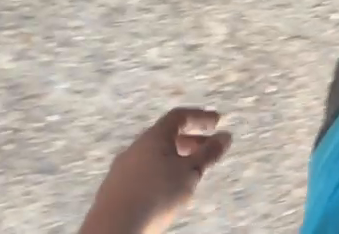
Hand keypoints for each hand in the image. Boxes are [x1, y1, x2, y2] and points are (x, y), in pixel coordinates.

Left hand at [79, 107, 232, 233]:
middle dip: (188, 141)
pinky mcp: (112, 190)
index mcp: (153, 137)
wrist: (112, 230)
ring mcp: (120, 169)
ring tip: (187, 174)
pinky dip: (157, 174)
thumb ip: (209, 153)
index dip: (200, 116)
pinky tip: (164, 191)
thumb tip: (226, 136)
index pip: (179, 115)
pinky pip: (141, 173)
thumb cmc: (156, 195)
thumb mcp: (190, 173)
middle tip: (205, 150)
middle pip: (165, 136)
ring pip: (152, 156)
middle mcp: (135, 147)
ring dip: (173, 159)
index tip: (216, 122)